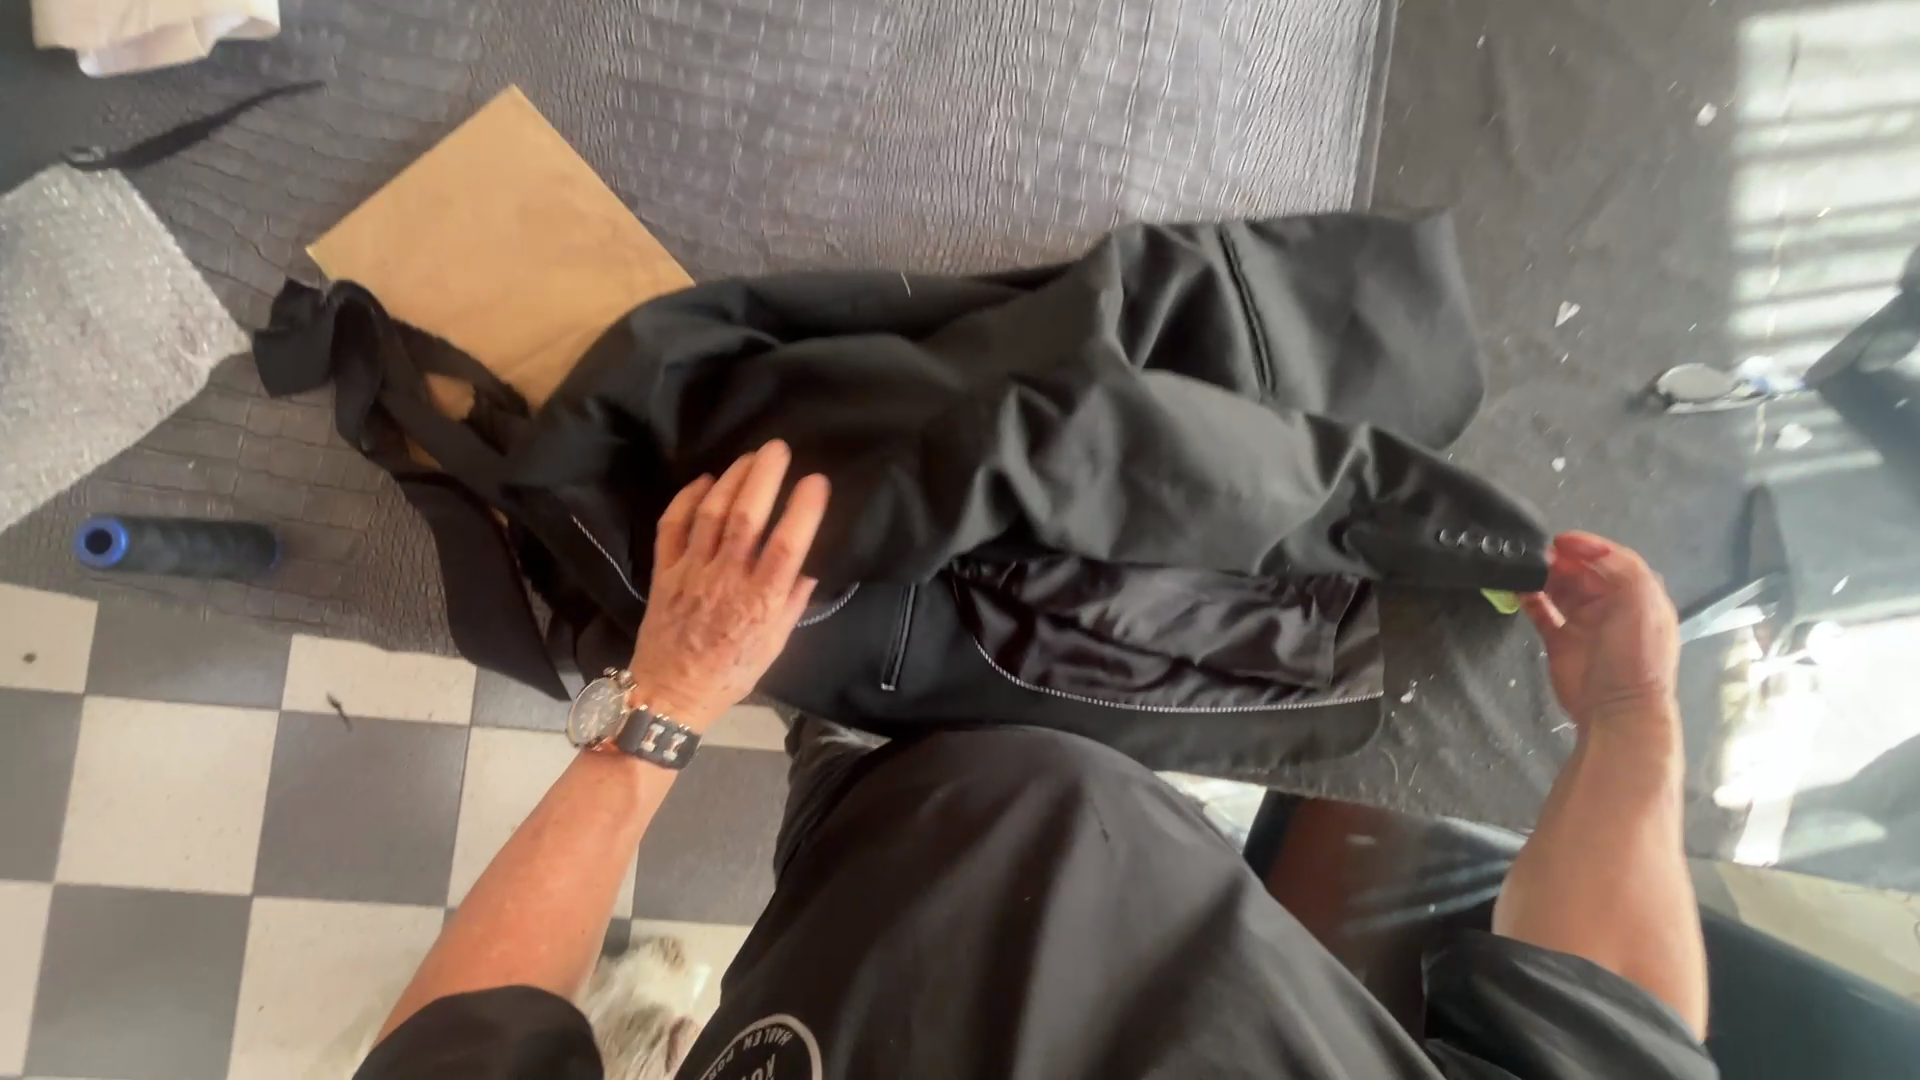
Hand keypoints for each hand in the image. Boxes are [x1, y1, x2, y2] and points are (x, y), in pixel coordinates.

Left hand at [626, 440, 828, 731]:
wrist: (671, 693)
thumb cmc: (733, 671)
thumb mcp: (777, 644)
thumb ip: (794, 601)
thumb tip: (810, 564)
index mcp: (761, 602)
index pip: (786, 546)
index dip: (802, 510)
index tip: (816, 481)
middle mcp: (726, 580)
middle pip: (745, 517)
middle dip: (763, 477)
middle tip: (778, 448)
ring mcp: (691, 572)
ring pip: (711, 514)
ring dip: (731, 479)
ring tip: (749, 457)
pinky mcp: (664, 571)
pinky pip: (672, 527)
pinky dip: (686, 499)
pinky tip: (705, 480)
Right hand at [1521, 532, 1679, 732]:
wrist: (1616, 707)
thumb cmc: (1633, 655)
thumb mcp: (1641, 607)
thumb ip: (1623, 571)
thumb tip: (1582, 549)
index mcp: (1637, 596)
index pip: (1612, 561)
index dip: (1588, 547)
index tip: (1558, 540)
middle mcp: (1611, 606)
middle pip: (1582, 573)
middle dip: (1560, 560)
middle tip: (1532, 554)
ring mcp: (1583, 623)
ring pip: (1560, 589)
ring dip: (1543, 577)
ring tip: (1520, 568)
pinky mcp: (1559, 640)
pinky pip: (1541, 612)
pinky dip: (1529, 599)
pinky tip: (1515, 590)